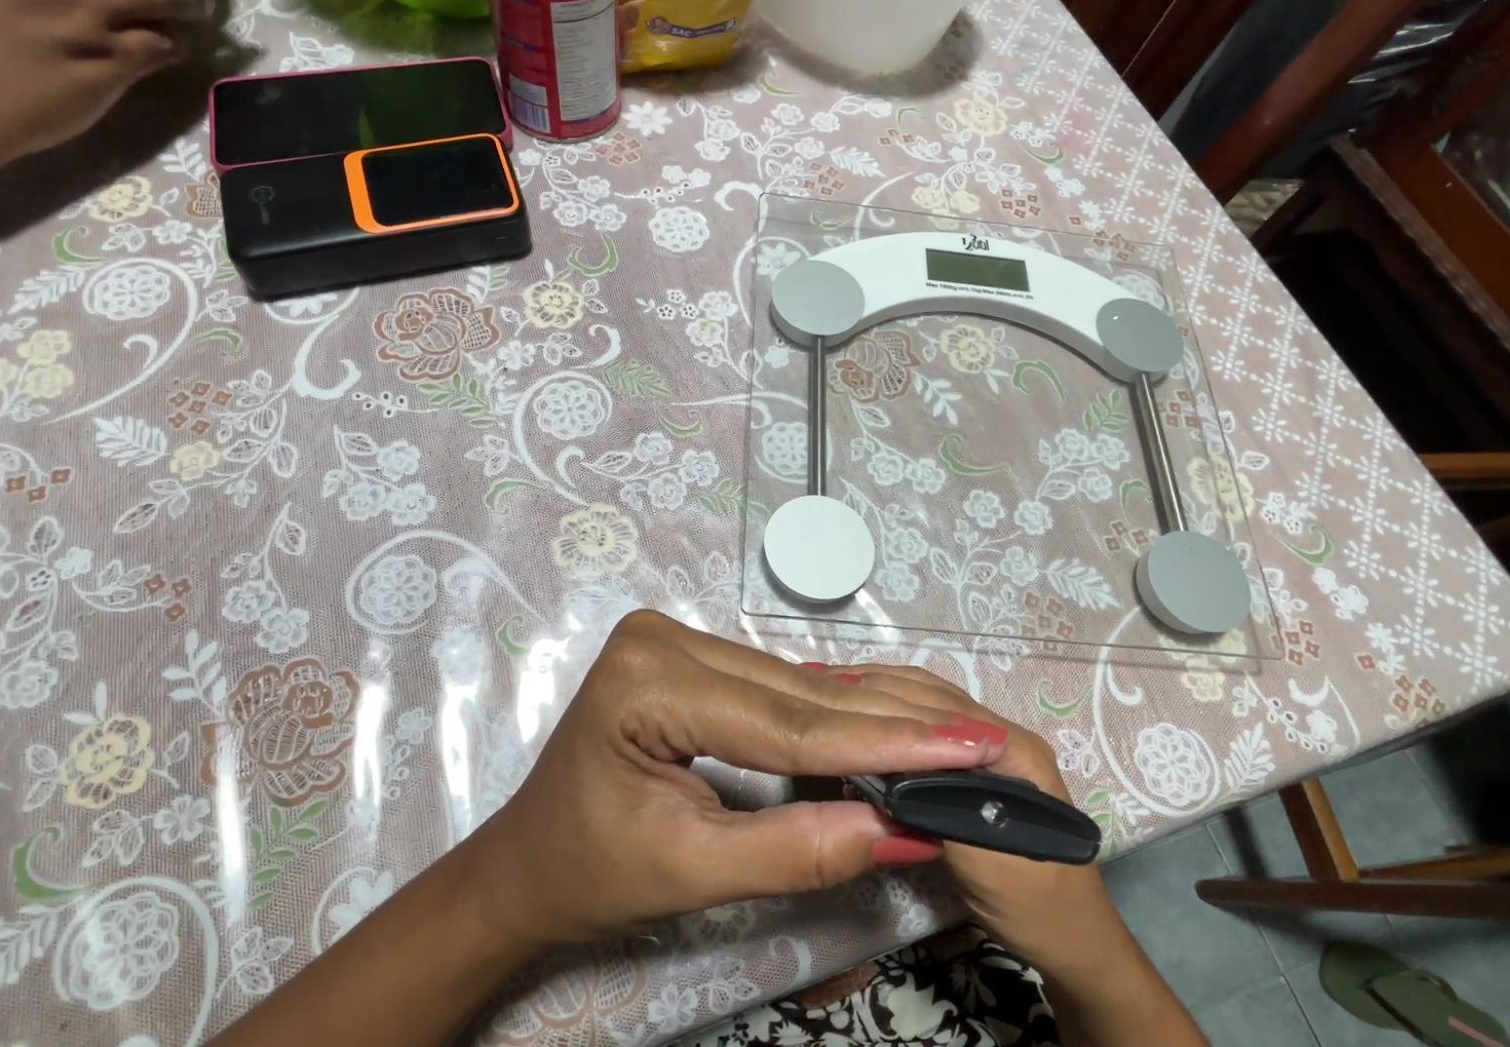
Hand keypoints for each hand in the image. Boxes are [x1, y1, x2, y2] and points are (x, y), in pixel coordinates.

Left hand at [456, 611, 1014, 944]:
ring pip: (791, 687)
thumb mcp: (691, 872)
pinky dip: (826, 717)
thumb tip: (897, 827)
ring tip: (948, 742)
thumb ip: (794, 850)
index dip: (886, 742)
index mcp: (648, 680)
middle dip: (887, 728)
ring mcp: (671, 638)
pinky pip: (772, 687)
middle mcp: (661, 637)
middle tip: (979, 748)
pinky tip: (882, 730)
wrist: (530, 864)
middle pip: (795, 695)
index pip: (787, 721)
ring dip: (864, 720)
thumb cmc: (592, 872)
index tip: (970, 749)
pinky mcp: (686, 654)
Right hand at [833, 664, 1117, 972]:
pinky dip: (890, 717)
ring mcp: (988, 750)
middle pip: (934, 701)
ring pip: (928, 708)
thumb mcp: (986, 864)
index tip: (833, 699)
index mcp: (1016, 753)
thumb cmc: (1036, 906)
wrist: (1069, 941)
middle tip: (817, 685)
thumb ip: (939, 811)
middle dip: (877, 689)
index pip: (944, 714)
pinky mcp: (971, 769)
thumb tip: (880, 771)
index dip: (890, 703)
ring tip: (825, 686)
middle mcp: (1003, 738)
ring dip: (880, 695)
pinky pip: (926, 731)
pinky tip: (855, 715)